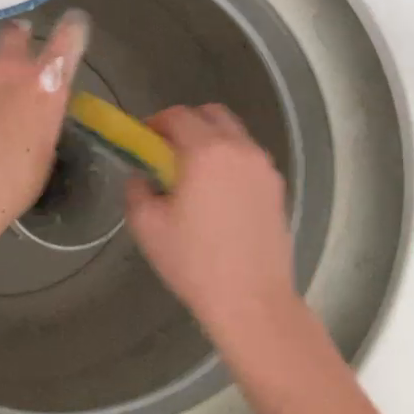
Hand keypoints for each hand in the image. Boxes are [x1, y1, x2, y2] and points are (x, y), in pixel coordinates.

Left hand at [0, 10, 89, 242]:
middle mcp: (9, 70)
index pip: (69, 37)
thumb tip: (35, 112)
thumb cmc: (12, 184)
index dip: (73, 29)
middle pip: (15, 33)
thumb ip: (43, 119)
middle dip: (19, 38)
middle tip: (18, 56)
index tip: (73, 27)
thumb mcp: (44, 152)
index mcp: (45, 85)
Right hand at [125, 104, 306, 346]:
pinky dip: (229, 162)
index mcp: (206, 152)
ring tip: (192, 176)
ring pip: (234, 135)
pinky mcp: (277, 190)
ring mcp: (264, 169)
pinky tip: (216, 196)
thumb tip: (142, 177)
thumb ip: (137, 190)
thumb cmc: (193, 262)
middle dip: (185, 124)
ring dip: (210, 142)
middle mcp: (240, 150)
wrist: (250, 299)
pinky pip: (248, 160)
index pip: (178, 115)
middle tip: (165, 153)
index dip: (154, 123)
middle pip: (212, 114)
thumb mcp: (147, 226)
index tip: (142, 141)